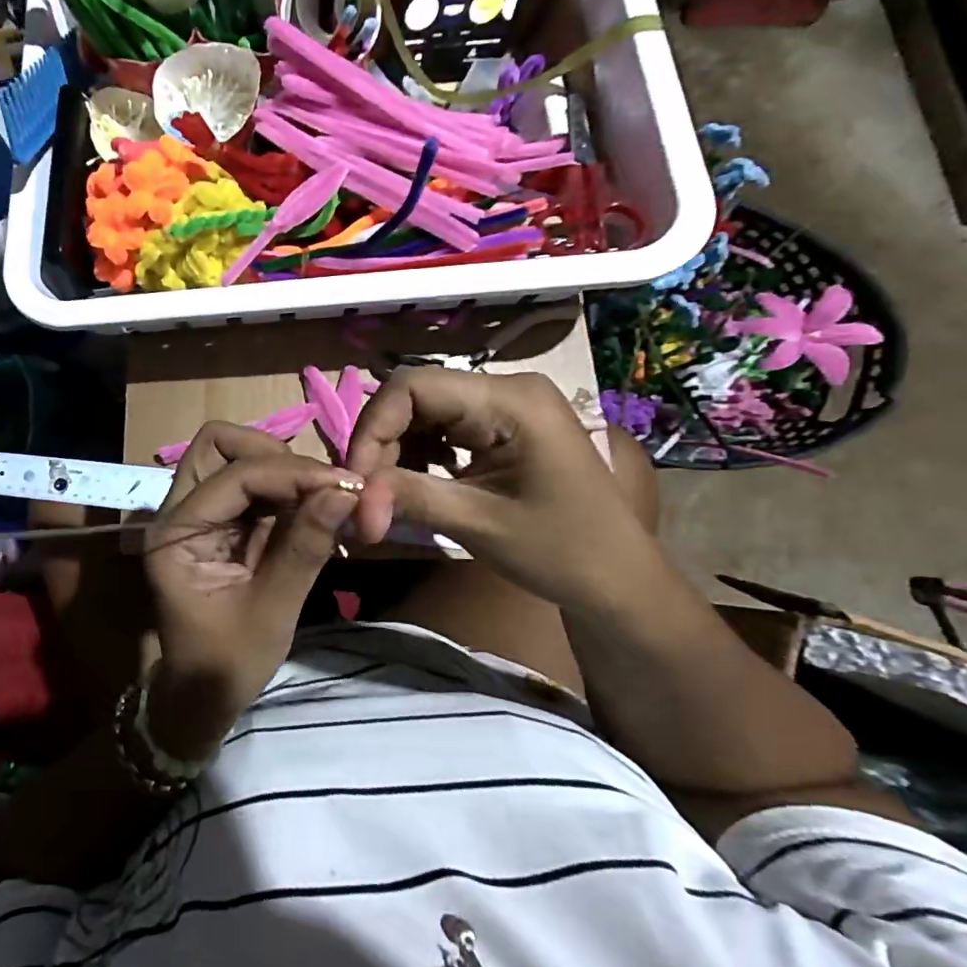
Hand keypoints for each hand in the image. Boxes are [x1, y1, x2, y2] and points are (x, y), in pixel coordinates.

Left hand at [142, 422, 361, 760]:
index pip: (234, 477)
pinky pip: (250, 487)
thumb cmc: (227, 665)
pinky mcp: (218, 525)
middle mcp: (178, 514)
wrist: (200, 698)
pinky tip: (314, 509)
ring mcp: (197, 516)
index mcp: (176, 536)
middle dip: (274, 456)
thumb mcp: (272, 612)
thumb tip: (345, 492)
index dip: (291, 473)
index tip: (345, 486)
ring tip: (325, 498)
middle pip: (219, 446)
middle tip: (322, 487)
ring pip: (234, 459)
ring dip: (282, 470)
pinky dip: (285, 490)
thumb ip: (304, 548)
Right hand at [346, 366, 652, 608]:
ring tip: (385, 496)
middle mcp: (507, 389)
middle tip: (367, 496)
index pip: (414, 386)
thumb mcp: (480, 524)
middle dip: (382, 444)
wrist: (617, 581)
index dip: (373, 427)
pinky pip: (443, 428)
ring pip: (424, 412)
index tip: (356, 480)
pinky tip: (411, 486)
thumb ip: (411, 497)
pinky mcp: (501, 428)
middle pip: (416, 396)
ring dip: (396, 452)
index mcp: (511, 399)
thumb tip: (348, 496)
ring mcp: (505, 407)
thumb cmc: (563, 551)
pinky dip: (418, 456)